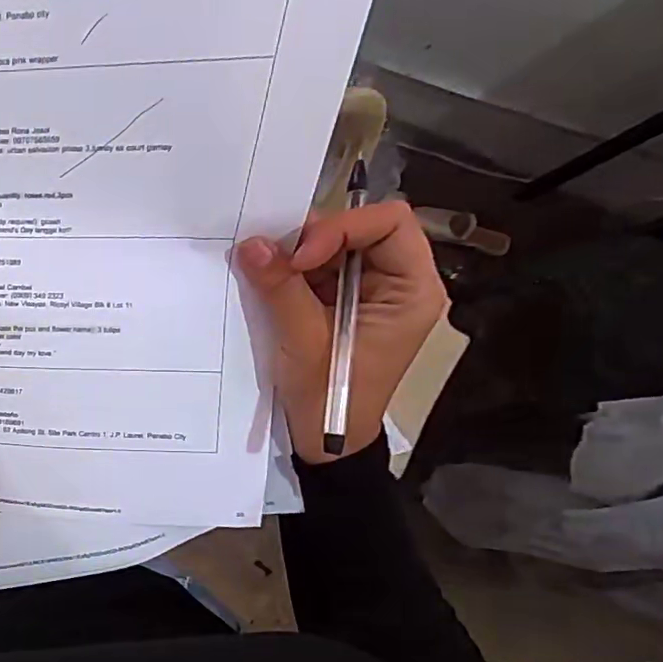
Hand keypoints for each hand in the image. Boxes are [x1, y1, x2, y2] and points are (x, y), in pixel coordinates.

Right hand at [238, 199, 445, 463]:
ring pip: (333, 247)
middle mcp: (396, 282)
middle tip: (274, 261)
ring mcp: (366, 292)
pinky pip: (316, 269)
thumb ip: (281, 288)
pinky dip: (290, 270)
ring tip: (266, 273)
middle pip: (360, 230)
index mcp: (410, 290)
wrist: (323, 438)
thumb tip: (252, 243)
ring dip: (296, 255)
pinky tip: (269, 282)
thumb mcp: (303, 342)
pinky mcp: (339, 301)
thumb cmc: (329, 397)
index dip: (343, 228)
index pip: (389, 223)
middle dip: (312, 240)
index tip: (300, 258)